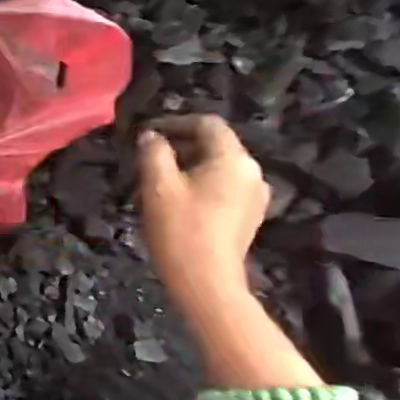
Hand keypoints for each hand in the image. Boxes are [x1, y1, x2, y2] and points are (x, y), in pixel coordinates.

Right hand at [135, 115, 271, 300]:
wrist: (205, 278)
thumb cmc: (180, 227)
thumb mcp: (157, 185)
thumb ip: (154, 153)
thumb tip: (151, 136)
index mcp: (233, 160)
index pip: (208, 124)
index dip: (175, 121)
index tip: (146, 131)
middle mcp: (252, 172)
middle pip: (215, 144)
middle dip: (180, 143)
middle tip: (145, 154)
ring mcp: (254, 194)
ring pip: (218, 165)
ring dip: (187, 163)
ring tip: (156, 175)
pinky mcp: (248, 212)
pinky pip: (223, 184)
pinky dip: (199, 180)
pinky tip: (176, 196)